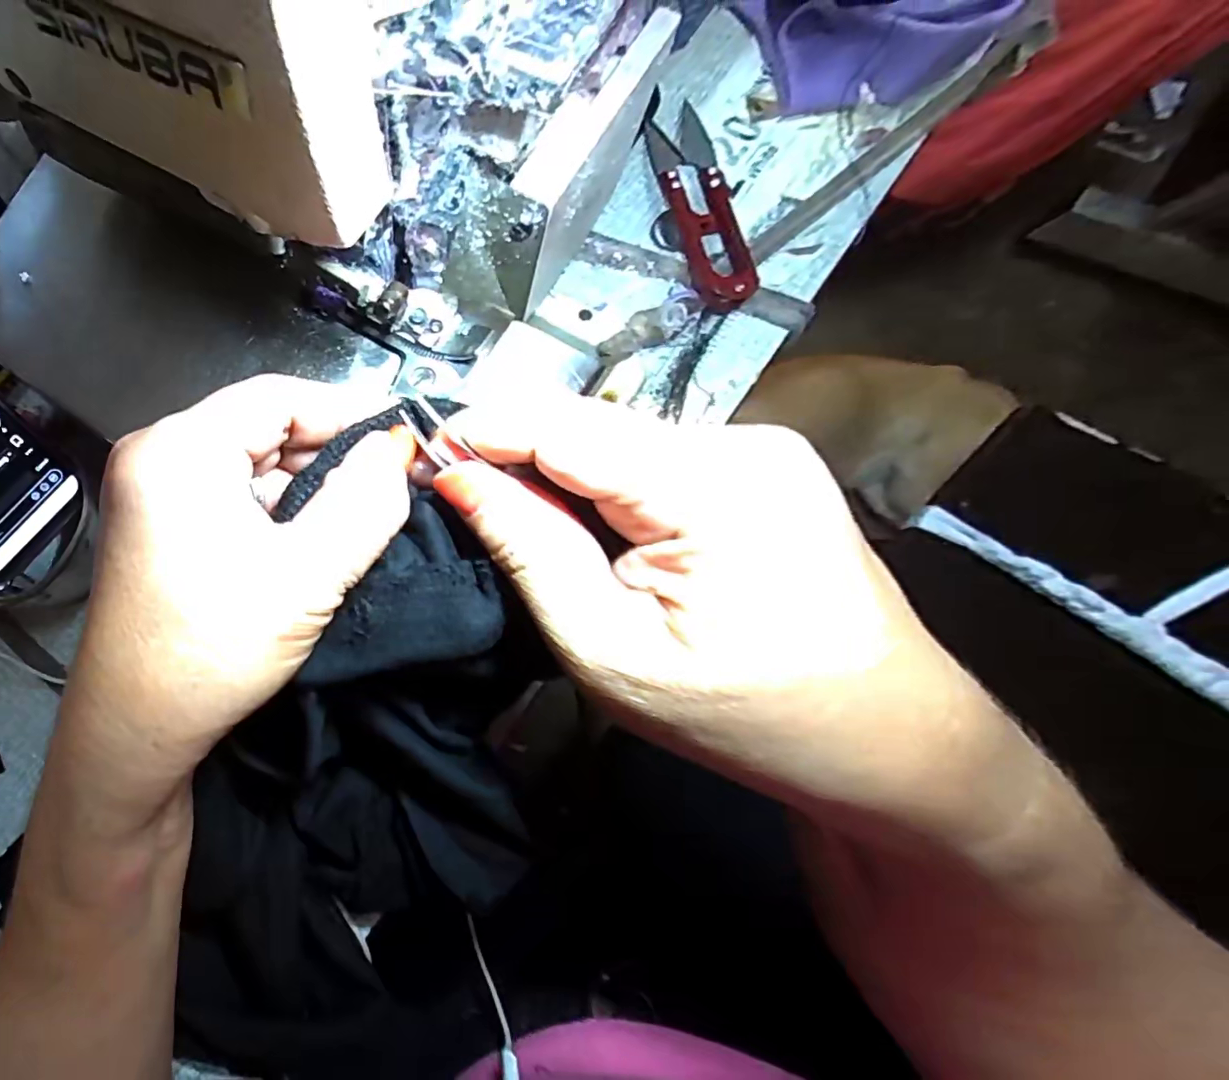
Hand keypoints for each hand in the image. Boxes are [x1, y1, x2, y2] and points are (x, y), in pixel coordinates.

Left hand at [65, 375, 416, 791]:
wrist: (135, 727)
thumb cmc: (210, 651)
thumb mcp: (307, 573)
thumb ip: (365, 501)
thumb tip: (395, 450)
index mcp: (177, 448)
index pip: (278, 396)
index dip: (346, 411)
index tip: (398, 437)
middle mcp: (153, 456)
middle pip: (260, 428)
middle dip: (326, 455)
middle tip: (384, 484)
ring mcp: (149, 493)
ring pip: (247, 465)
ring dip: (302, 488)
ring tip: (349, 520)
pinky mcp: (156, 526)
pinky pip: (227, 496)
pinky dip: (271, 511)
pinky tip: (302, 543)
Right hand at [435, 394, 1041, 853]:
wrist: (883, 740)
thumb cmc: (743, 714)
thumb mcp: (605, 645)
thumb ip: (528, 549)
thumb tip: (458, 477)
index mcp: (714, 487)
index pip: (563, 426)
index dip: (481, 432)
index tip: (422, 458)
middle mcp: (742, 442)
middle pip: (585, 425)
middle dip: (510, 455)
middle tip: (455, 497)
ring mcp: (754, 448)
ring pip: (608, 439)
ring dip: (549, 474)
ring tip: (516, 525)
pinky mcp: (751, 465)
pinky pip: (639, 457)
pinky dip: (591, 485)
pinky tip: (579, 529)